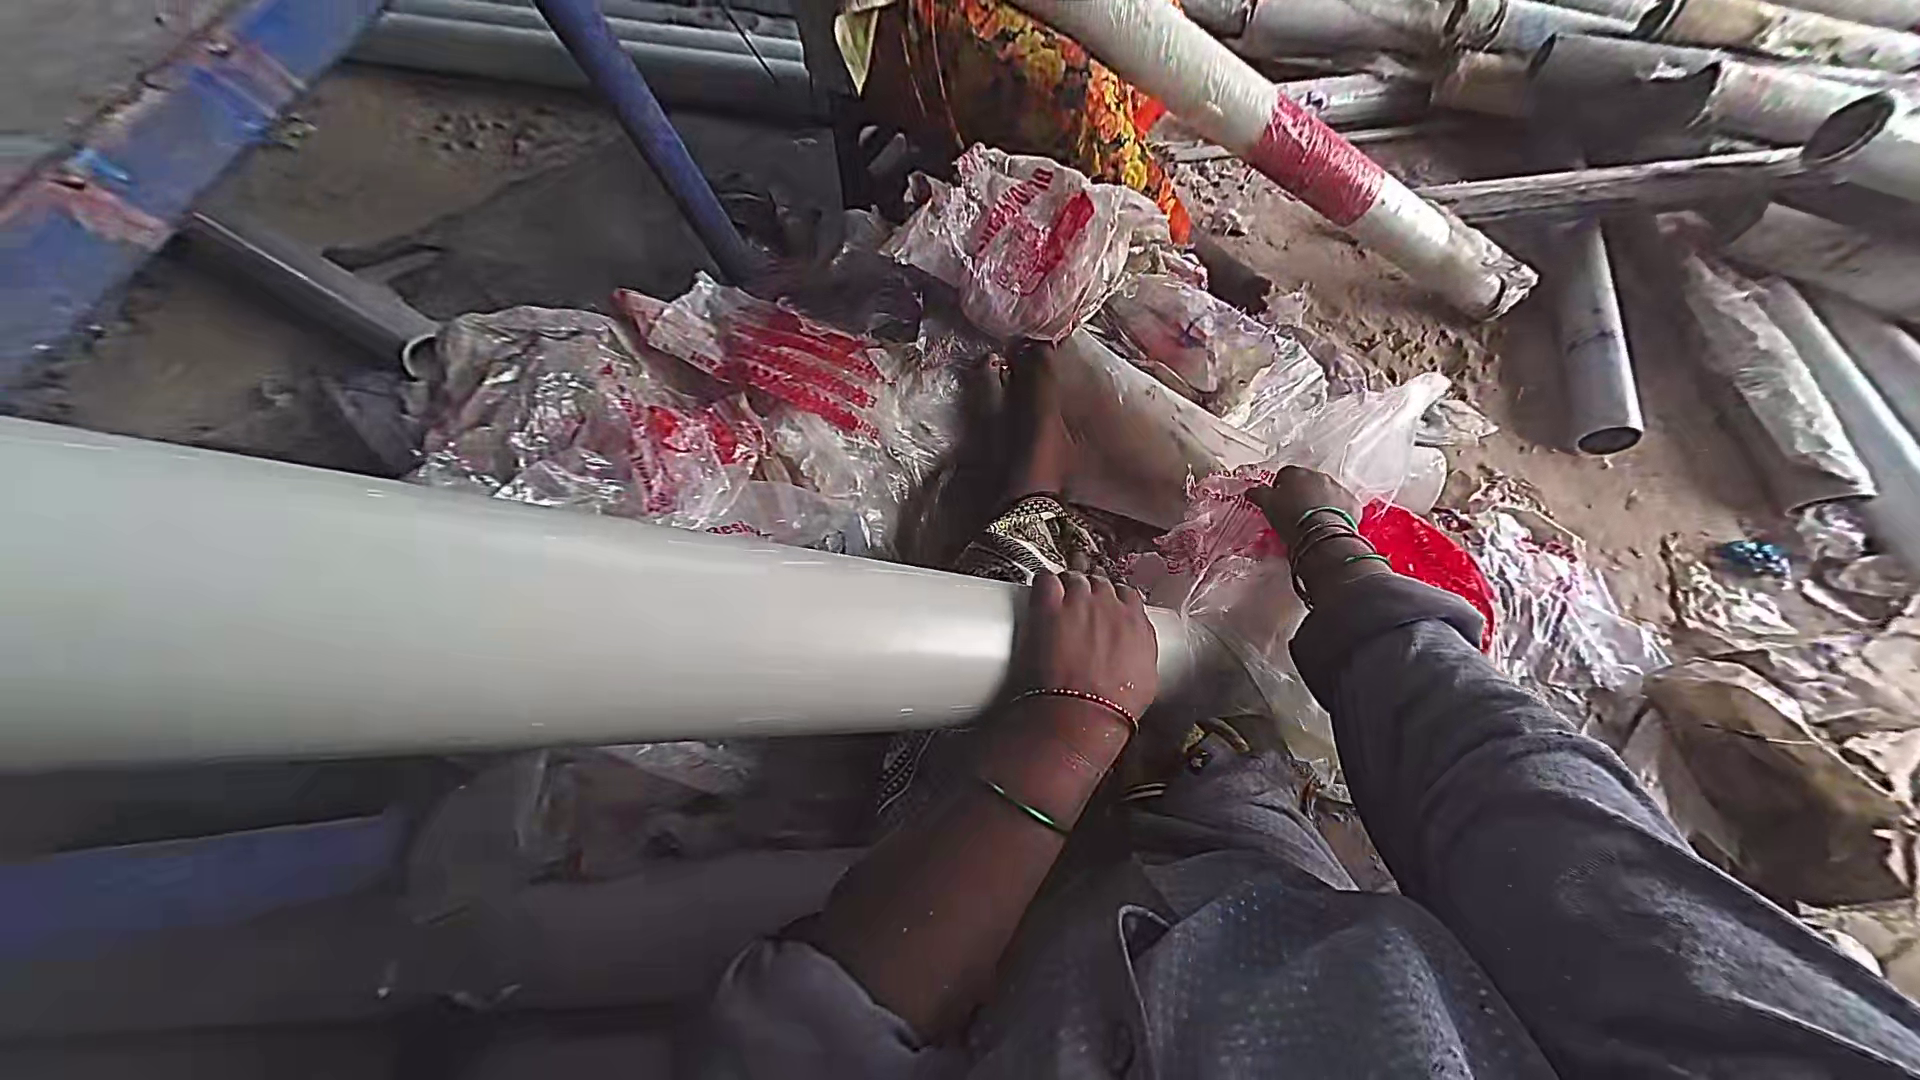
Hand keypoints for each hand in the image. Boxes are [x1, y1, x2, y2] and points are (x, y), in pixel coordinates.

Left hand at [1012, 572, 1157, 717]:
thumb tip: (1134, 652)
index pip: (1125, 593)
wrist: (1084, 713)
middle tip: (1078, 601)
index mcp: (1135, 621)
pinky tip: (1041, 590)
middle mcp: (1108, 605)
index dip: (1111, 596)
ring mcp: (1078, 602)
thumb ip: (1141, 651)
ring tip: (1059, 595)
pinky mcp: (1049, 607)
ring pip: (1073, 576)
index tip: (1103, 603)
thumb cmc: (1113, 705)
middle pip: (1097, 581)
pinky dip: (1044, 582)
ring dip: (1066, 584)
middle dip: (1088, 588)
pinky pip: (1046, 580)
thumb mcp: (1146, 677)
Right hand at [1249, 466, 1360, 546]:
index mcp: (1296, 474)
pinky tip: (1326, 522)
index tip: (1277, 498)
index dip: (1279, 486)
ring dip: (1318, 500)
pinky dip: (1335, 510)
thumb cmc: (1290, 517)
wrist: (1320, 533)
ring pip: (1325, 491)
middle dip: (1301, 492)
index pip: (1284, 474)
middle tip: (1293, 510)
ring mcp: (1337, 488)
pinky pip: (1341, 504)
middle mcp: (1318, 476)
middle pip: (1307, 481)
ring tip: (1310, 518)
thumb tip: (1251, 490)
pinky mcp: (1351, 502)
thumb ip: (1258, 493)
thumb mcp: (1266, 504)